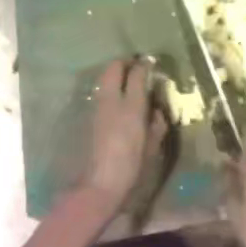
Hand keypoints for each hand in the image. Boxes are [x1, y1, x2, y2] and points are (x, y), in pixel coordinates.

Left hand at [81, 58, 170, 211]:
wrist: (100, 183)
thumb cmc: (132, 167)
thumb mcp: (152, 147)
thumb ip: (156, 124)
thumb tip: (156, 110)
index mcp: (132, 107)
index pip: (137, 74)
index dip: (144, 65)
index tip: (150, 62)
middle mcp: (112, 101)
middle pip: (113, 68)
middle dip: (123, 63)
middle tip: (134, 66)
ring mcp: (98, 108)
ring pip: (103, 79)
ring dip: (113, 74)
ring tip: (125, 81)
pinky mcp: (89, 117)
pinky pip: (100, 94)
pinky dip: (108, 89)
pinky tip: (116, 100)